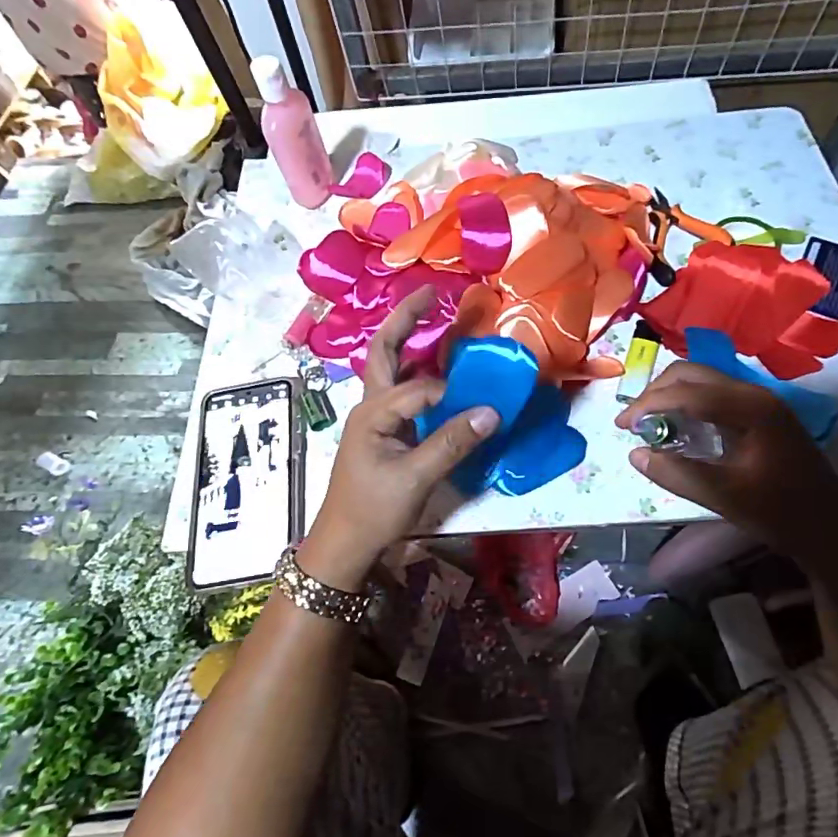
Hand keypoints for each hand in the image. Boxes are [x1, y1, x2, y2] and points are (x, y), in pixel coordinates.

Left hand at [305, 288, 499, 587]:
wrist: (345, 542)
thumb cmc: (373, 509)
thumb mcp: (415, 478)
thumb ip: (452, 442)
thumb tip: (492, 411)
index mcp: (373, 412)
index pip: (420, 388)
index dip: (453, 395)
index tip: (482, 410)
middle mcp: (371, 405)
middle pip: (385, 351)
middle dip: (406, 320)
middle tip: (431, 293)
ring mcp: (376, 416)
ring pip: (391, 366)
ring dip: (409, 338)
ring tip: (434, 316)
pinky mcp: (385, 429)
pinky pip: (404, 389)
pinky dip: (419, 369)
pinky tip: (440, 368)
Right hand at [615, 362, 837, 550]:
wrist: (831, 528)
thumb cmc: (782, 513)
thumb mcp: (726, 498)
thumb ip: (679, 474)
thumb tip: (636, 454)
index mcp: (751, 407)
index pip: (688, 390)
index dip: (650, 404)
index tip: (622, 426)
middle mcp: (755, 393)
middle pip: (694, 374)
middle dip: (657, 392)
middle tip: (632, 422)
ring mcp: (761, 402)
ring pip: (704, 382)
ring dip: (672, 396)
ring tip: (649, 425)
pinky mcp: (761, 414)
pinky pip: (716, 396)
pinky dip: (689, 405)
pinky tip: (678, 429)